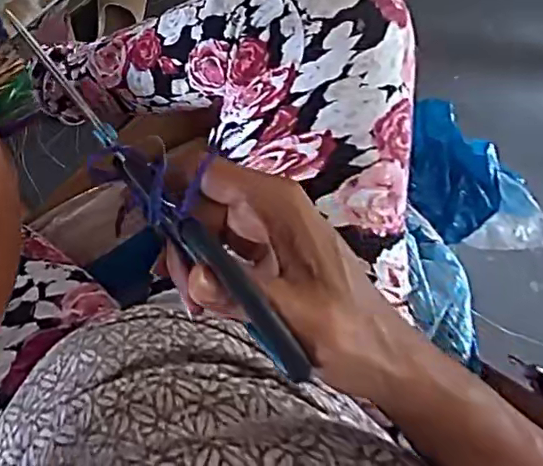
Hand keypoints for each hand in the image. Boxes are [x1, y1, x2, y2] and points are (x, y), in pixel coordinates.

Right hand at [160, 149, 423, 402]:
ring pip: (202, 225)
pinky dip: (205, 269)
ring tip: (194, 300)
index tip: (145, 215)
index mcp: (275, 202)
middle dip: (180, 240)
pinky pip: (217, 246)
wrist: (396, 370)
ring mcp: (264, 226)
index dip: (169, 185)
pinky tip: (205, 299)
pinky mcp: (262, 249)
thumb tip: (194, 276)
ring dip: (190, 259)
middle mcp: (266, 204)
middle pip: (196, 202)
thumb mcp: (296, 315)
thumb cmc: (355, 336)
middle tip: (179, 283)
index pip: (204, 171)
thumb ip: (241, 292)